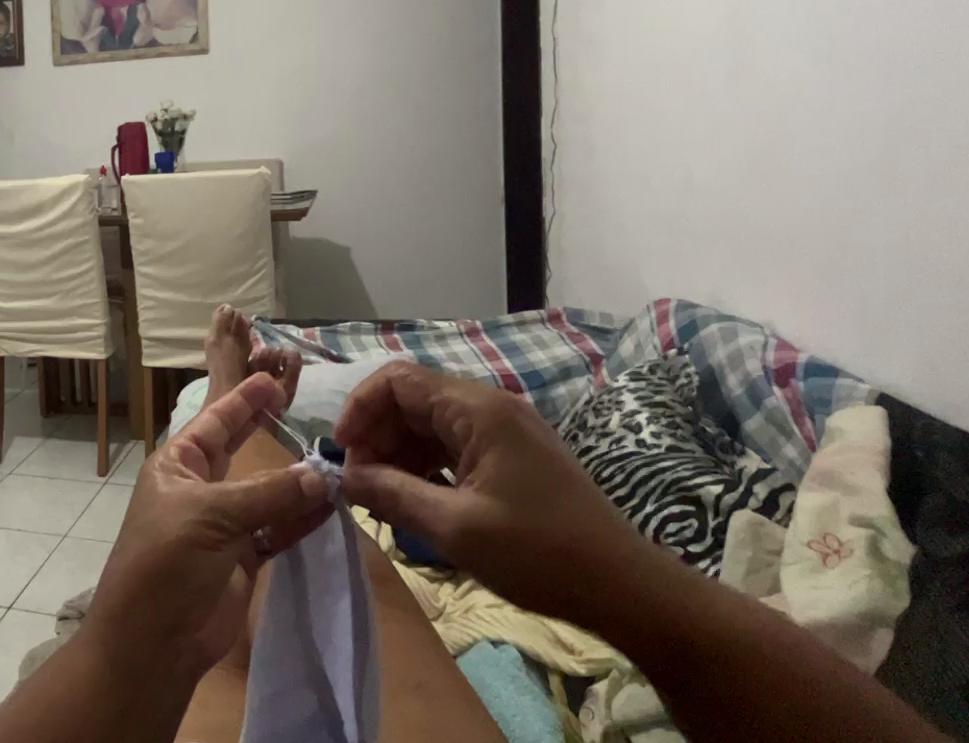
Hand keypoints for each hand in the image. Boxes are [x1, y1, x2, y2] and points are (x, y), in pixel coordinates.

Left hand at [85, 371, 331, 675]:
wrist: (153, 641)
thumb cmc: (166, 561)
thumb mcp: (211, 516)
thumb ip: (268, 495)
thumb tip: (319, 475)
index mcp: (177, 466)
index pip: (214, 422)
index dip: (242, 401)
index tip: (272, 379)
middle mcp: (199, 488)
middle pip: (238, 449)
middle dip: (264, 427)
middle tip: (297, 403)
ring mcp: (222, 524)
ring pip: (265, 492)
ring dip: (295, 480)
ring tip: (331, 459)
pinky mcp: (242, 558)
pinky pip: (277, 529)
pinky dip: (301, 519)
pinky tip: (329, 505)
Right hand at [334, 362, 658, 627]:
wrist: (625, 588)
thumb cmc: (540, 553)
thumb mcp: (454, 528)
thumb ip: (391, 494)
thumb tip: (343, 478)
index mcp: (477, 410)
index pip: (397, 379)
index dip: (360, 409)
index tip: (343, 451)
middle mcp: (488, 407)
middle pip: (410, 399)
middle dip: (376, 434)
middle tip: (359, 482)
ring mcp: (501, 430)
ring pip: (427, 423)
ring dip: (396, 452)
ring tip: (380, 495)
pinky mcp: (509, 454)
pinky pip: (450, 443)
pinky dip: (423, 464)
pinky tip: (413, 498)